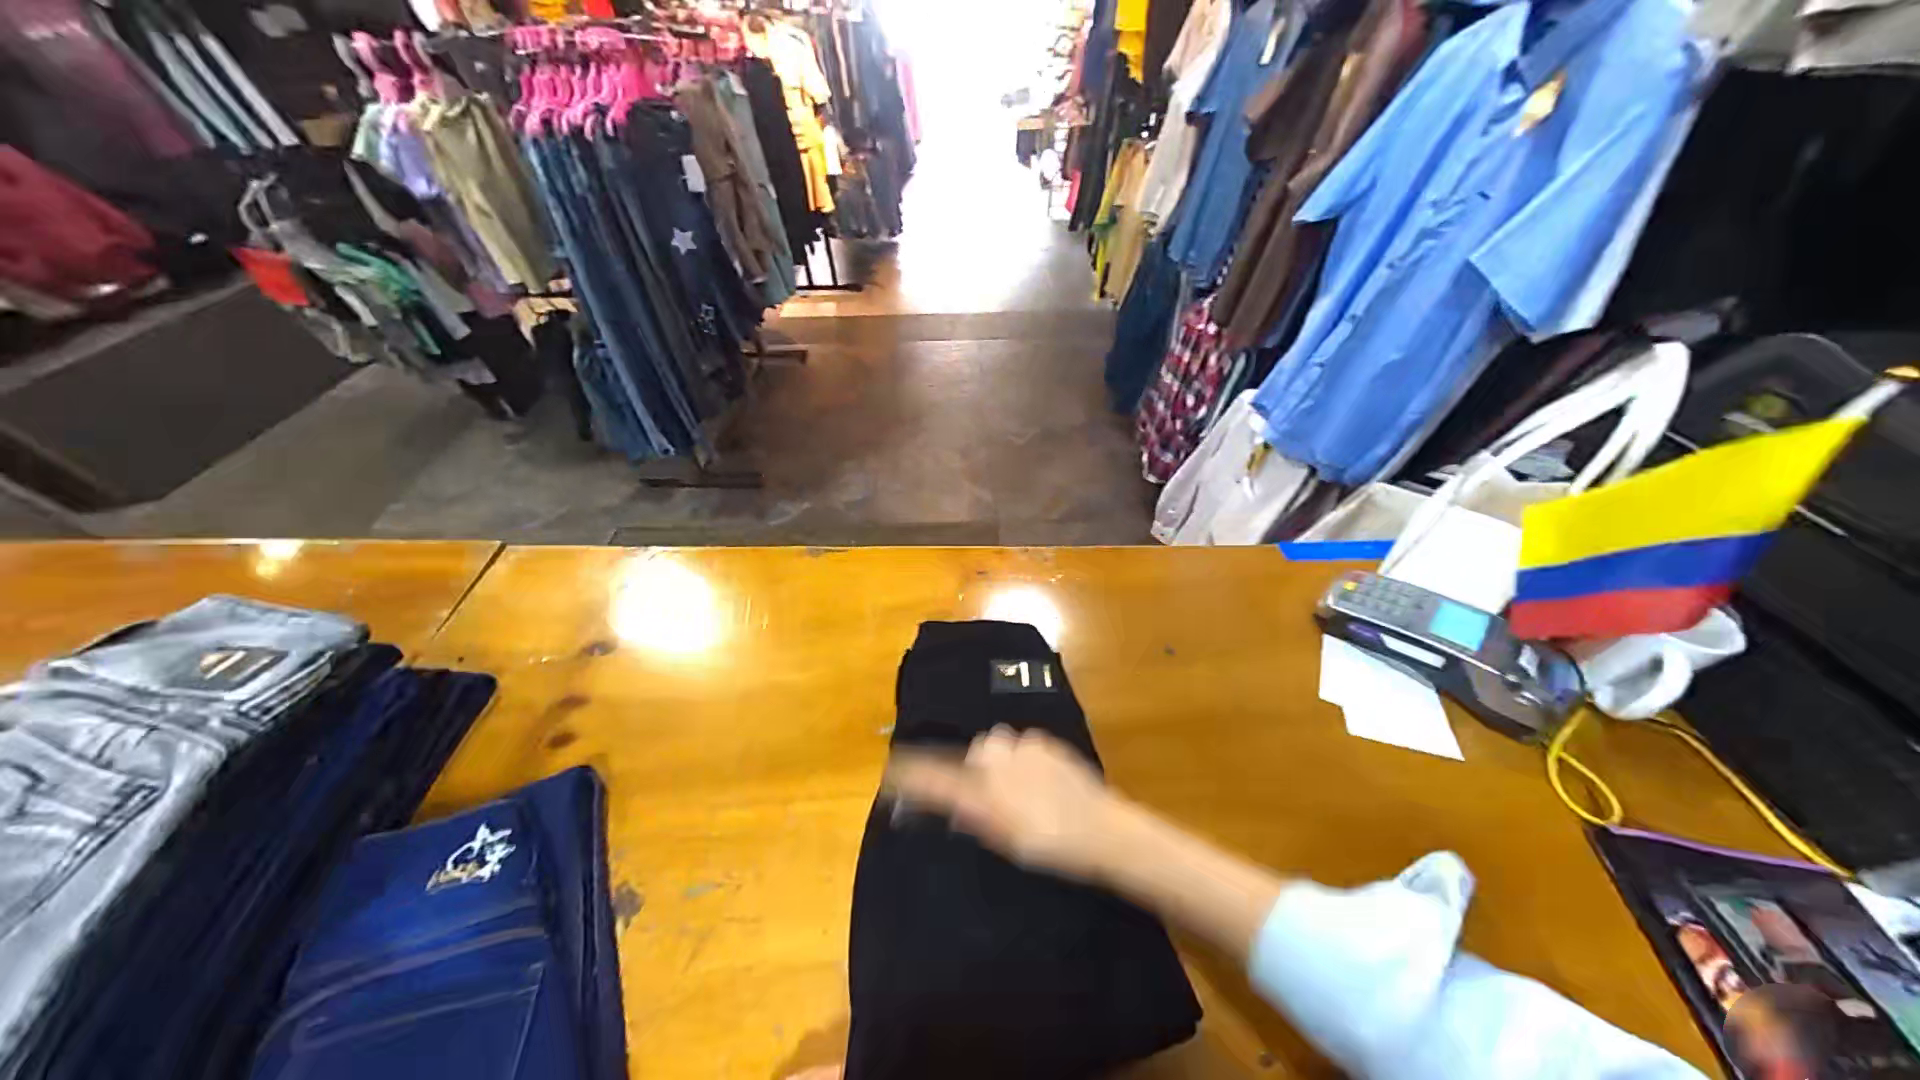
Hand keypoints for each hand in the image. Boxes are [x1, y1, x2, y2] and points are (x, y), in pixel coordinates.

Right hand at [884, 726, 1127, 883]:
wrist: (1104, 830)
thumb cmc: (1054, 846)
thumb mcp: (1010, 841)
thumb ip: (977, 819)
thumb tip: (953, 806)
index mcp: (990, 793)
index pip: (943, 780)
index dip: (918, 775)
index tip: (895, 771)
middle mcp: (1004, 763)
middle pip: (976, 753)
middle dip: (980, 769)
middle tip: (997, 798)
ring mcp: (1027, 748)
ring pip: (1000, 746)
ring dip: (1003, 762)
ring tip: (1023, 791)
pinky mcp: (1048, 743)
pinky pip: (1023, 744)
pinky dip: (1024, 758)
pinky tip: (1042, 782)